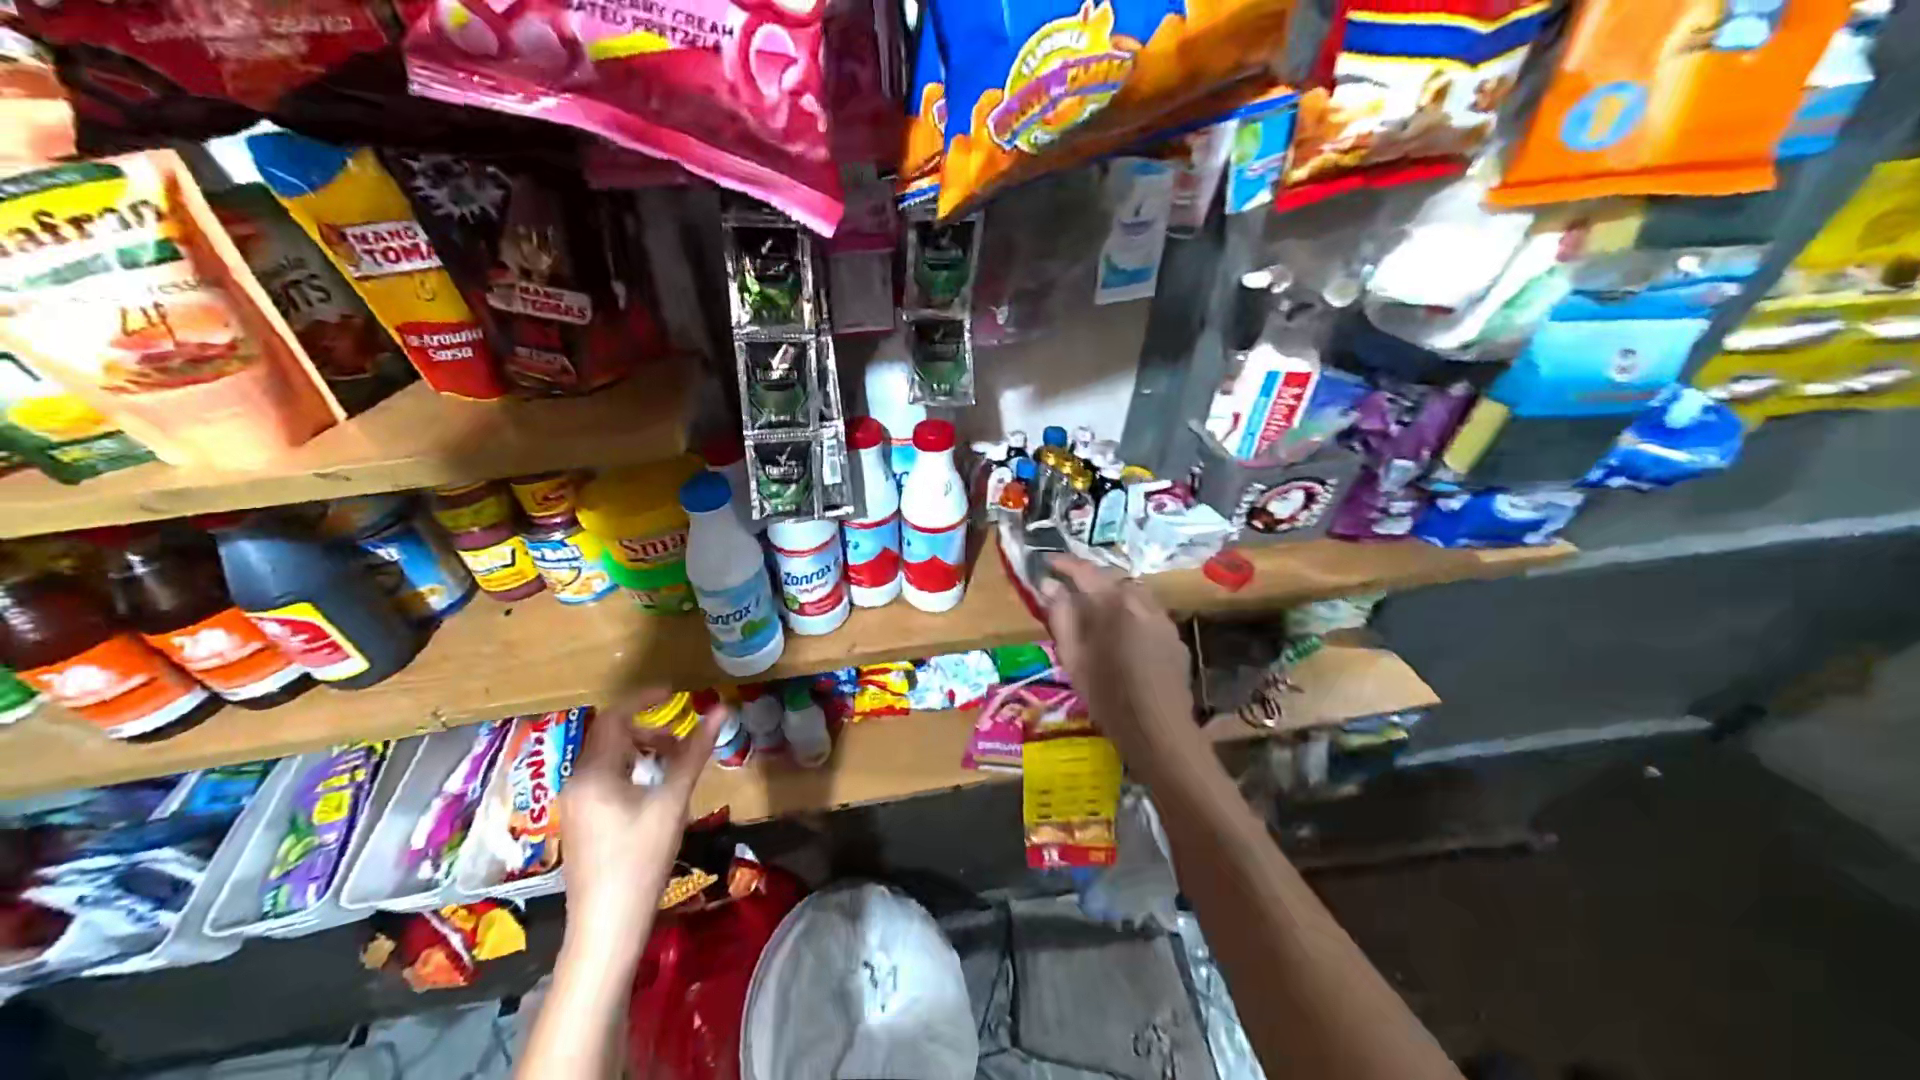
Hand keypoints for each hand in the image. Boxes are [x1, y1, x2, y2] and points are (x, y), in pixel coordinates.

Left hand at [559, 691, 723, 957]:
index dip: (644, 699)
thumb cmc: (640, 859)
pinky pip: (605, 780)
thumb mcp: (672, 801)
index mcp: (593, 772)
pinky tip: (655, 794)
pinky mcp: (581, 823)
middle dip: (648, 730)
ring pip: (609, 760)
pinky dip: (632, 772)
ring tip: (674, 766)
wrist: (607, 926)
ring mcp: (575, 805)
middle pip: (611, 737)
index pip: (615, 717)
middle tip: (682, 741)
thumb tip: (720, 710)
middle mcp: (576, 782)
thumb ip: (693, 753)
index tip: (675, 692)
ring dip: (642, 752)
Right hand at [1038, 557, 1197, 764]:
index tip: (1047, 562)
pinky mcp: (1175, 637)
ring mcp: (1163, 618)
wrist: (1158, 729)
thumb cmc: (1107, 695)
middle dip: (1089, 579)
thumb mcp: (1073, 656)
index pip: (1085, 571)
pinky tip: (1122, 635)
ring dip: (1112, 595)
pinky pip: (1149, 613)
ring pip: (1134, 593)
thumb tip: (1049, 585)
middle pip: (1112, 579)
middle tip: (1068, 589)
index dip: (1064, 563)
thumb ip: (1061, 616)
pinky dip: (1131, 613)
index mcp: (1113, 603)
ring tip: (1095, 611)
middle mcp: (1142, 601)